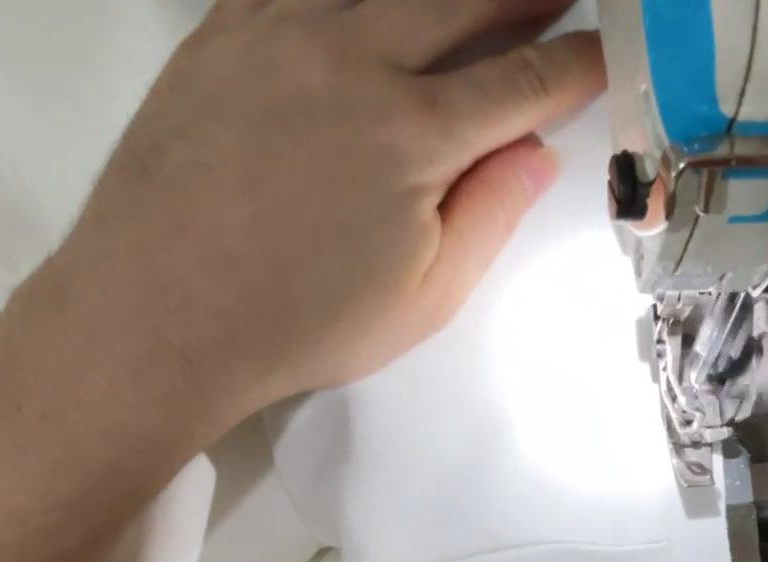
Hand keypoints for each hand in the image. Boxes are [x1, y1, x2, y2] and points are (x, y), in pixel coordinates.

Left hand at [27, 0, 605, 434]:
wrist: (158, 316)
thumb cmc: (301, 323)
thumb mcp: (424, 298)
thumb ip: (490, 216)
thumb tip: (536, 151)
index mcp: (416, 135)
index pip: (523, 82)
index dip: (576, 65)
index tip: (608, 52)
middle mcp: (353, 59)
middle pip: (466, 0)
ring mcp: (280, 32)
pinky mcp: (221, 31)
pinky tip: (373, 7)